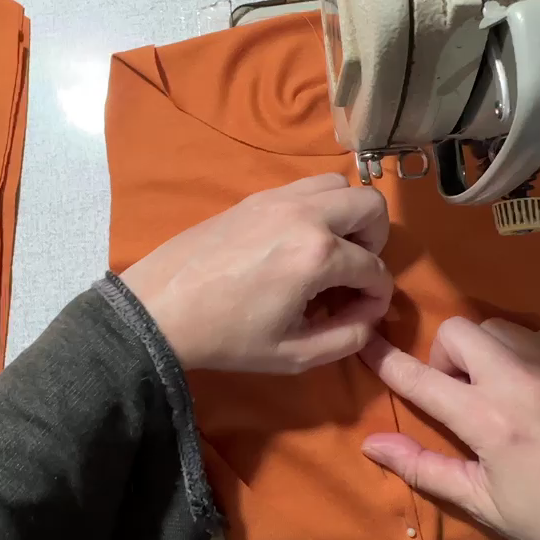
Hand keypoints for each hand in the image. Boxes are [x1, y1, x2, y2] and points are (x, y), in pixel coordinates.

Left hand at [121, 173, 393, 373]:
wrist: (162, 308)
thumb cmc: (227, 336)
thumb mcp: (294, 354)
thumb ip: (347, 338)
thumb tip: (368, 314)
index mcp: (317, 254)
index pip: (374, 268)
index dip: (378, 296)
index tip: (361, 312)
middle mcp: (305, 214)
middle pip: (370, 205)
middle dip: (374, 240)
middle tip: (353, 271)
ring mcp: (278, 198)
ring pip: (339, 184)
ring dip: (347, 215)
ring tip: (329, 250)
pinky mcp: (256, 196)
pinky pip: (305, 186)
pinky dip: (317, 206)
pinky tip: (297, 240)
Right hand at [359, 318, 539, 539]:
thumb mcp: (482, 503)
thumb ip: (422, 466)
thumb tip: (370, 443)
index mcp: (489, 420)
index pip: (419, 377)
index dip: (384, 359)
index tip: (365, 341)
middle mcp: (521, 379)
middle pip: (460, 331)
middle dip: (447, 357)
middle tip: (461, 396)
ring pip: (499, 329)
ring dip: (487, 355)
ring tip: (502, 393)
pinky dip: (526, 356)